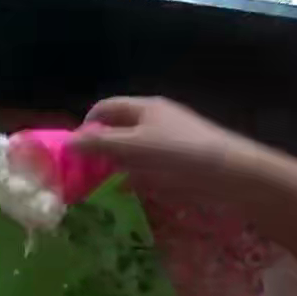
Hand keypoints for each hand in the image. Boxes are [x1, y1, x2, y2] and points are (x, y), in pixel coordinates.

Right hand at [72, 96, 257, 191]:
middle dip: (101, 146)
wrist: (230, 172)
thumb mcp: (133, 146)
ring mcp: (169, 138)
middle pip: (118, 127)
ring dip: (117, 162)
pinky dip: (137, 173)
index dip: (87, 124)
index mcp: (144, 107)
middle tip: (86, 169)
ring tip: (104, 182)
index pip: (105, 107)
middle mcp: (155, 118)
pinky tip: (132, 188)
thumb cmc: (177, 153)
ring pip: (133, 147)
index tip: (75, 149)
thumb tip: (66, 142)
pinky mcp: (180, 158)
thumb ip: (98, 144)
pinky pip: (149, 163)